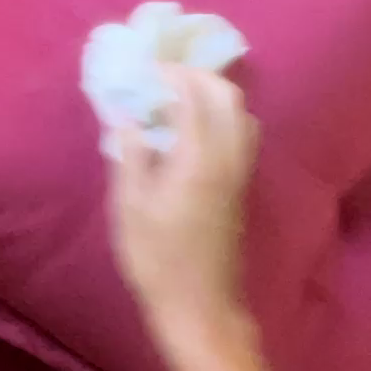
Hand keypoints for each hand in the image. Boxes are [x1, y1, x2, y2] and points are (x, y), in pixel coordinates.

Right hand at [108, 66, 260, 353]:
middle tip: (165, 74)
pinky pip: (242, 132)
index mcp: (198, 158)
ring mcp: (242, 170)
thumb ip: (130, 154)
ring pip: (240, 113)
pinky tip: (195, 126)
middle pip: (227, 95)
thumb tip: (126, 116)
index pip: (192, 96)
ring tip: (179, 95)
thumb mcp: (130, 207)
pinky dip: (223, 114)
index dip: (170, 74)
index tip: (147, 67)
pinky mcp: (243, 184)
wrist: (201, 304)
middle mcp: (229, 156)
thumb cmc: (158, 259)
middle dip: (198, 75)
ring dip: (214, 93)